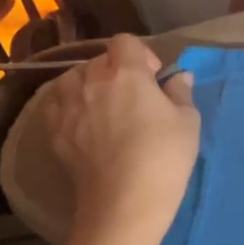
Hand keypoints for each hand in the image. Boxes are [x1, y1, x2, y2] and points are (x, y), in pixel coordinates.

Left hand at [46, 34, 199, 236]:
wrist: (124, 202)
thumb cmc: (164, 156)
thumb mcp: (188, 121)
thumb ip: (181, 92)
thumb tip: (178, 77)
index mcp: (127, 73)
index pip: (125, 42)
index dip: (142, 55)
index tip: (154, 78)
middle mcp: (91, 82)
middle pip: (98, 60)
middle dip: (116, 70)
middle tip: (134, 96)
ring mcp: (68, 107)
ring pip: (72, 79)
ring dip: (88, 84)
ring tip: (103, 106)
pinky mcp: (55, 132)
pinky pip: (56, 104)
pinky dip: (68, 105)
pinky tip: (83, 122)